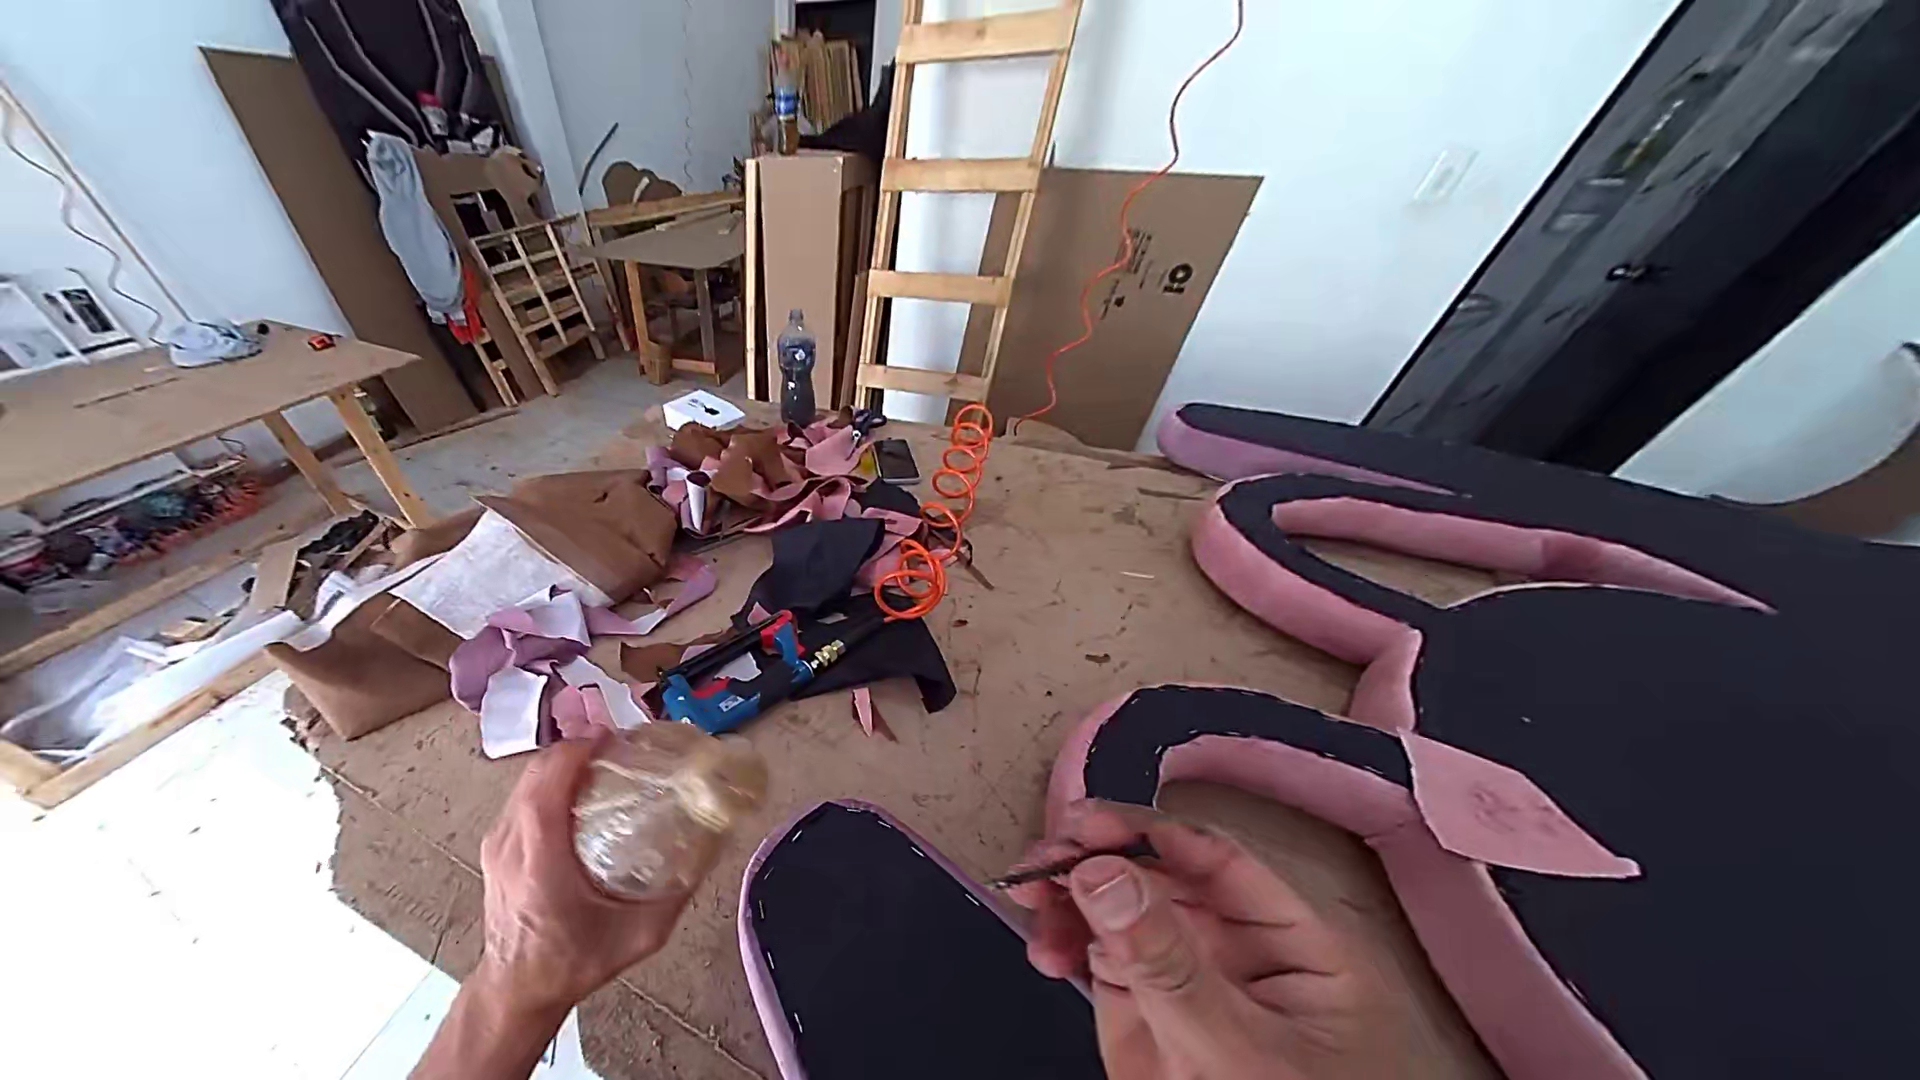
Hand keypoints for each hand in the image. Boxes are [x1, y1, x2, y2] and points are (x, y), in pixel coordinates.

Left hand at [476, 732, 690, 1013]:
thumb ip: (679, 889)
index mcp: (539, 862)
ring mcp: (498, 844)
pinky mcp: (497, 845)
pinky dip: (553, 776)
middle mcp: (511, 845)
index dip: (579, 752)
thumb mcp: (641, 933)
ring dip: (567, 760)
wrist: (517, 992)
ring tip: (608, 760)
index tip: (616, 739)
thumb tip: (715, 842)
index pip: (547, 786)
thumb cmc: (574, 961)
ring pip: (527, 778)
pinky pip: (524, 793)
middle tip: (623, 747)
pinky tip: (584, 786)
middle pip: (537, 771)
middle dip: (580, 747)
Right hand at [1009, 801, 1391, 1079]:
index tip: (1082, 823)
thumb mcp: (1234, 1059)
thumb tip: (1098, 870)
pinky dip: (1067, 942)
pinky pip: (1100, 954)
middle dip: (1093, 863)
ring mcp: (1187, 975)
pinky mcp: (1146, 1007)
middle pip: (1155, 875)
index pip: (1214, 859)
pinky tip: (1044, 949)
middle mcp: (1237, 945)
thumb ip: (1166, 964)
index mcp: (1292, 942)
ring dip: (1069, 900)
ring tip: (1028, 902)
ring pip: (1120, 908)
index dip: (1145, 830)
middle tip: (1039, 864)